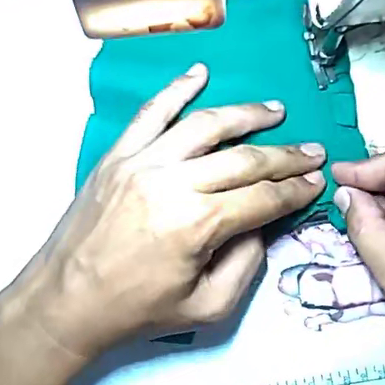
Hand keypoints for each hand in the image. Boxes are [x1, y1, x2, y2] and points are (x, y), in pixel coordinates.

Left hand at [0, 64, 324, 365]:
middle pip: (244, 159)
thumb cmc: (138, 311)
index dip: (297, 190)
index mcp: (198, 225)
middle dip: (287, 156)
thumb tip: (263, 223)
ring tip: (275, 110)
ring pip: (205, 126)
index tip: (319, 181)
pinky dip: (176, 89)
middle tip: (313, 151)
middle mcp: (173, 184)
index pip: (264, 198)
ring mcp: (142, 163)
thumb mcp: (208, 306)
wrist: (65, 303)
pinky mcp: (117, 156)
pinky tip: (200, 73)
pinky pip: (151, 114)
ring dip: (246, 114)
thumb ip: (246, 263)